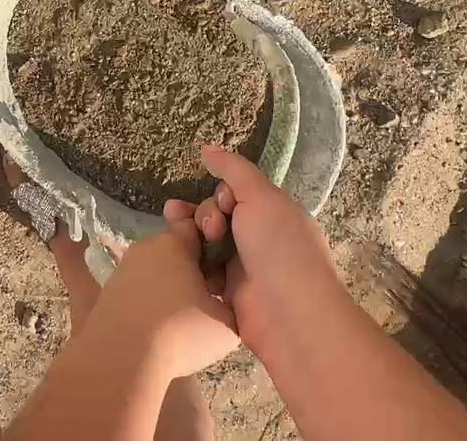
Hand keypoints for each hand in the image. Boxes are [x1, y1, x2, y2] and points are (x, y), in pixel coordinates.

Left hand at [87, 200, 239, 378]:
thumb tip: (224, 298)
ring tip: (188, 316)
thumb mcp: (227, 321)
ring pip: (158, 267)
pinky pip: (141, 284)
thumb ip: (232, 299)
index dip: (216, 245)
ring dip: (174, 284)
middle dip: (195, 267)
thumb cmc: (179, 330)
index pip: (199, 227)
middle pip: (177, 248)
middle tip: (210, 297)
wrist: (123, 355)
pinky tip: (163, 323)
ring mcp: (126, 265)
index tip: (225, 273)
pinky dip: (154, 297)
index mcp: (174, 242)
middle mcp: (146, 245)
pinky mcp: (112, 287)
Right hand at [194, 145, 343, 354]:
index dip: (221, 196)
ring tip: (174, 237)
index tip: (224, 205)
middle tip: (207, 231)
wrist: (292, 319)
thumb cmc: (281, 250)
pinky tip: (176, 262)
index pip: (235, 194)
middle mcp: (260, 241)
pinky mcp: (229, 297)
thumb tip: (207, 147)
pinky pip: (203, 272)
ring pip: (206, 243)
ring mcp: (244, 270)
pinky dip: (191, 266)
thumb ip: (233, 169)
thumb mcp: (261, 197)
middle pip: (216, 216)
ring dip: (189, 237)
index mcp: (274, 216)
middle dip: (202, 216)